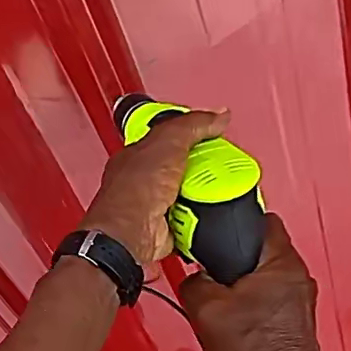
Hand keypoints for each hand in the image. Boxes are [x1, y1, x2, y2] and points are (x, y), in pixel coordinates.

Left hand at [79, 107, 229, 261]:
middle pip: (181, 167)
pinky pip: (191, 221)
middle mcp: (143, 182)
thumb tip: (218, 116)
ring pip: (188, 195)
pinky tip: (200, 213)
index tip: (209, 133)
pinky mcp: (166, 229)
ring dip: (201, 195)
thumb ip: (193, 125)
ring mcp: (154, 207)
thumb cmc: (133, 191)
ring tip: (206, 191)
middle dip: (200, 168)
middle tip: (212, 167)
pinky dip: (199, 219)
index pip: (166, 137)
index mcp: (137, 156)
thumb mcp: (168, 142)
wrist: (132, 234)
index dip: (188, 133)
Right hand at [179, 214, 327, 350]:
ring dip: (243, 288)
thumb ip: (194, 283)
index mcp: (282, 263)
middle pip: (261, 252)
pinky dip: (252, 308)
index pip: (263, 220)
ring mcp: (300, 300)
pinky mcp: (295, 321)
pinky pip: (269, 302)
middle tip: (214, 273)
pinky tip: (235, 326)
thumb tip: (194, 279)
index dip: (236, 222)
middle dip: (235, 262)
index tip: (221, 228)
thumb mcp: (206, 310)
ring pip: (264, 279)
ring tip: (223, 305)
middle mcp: (298, 277)